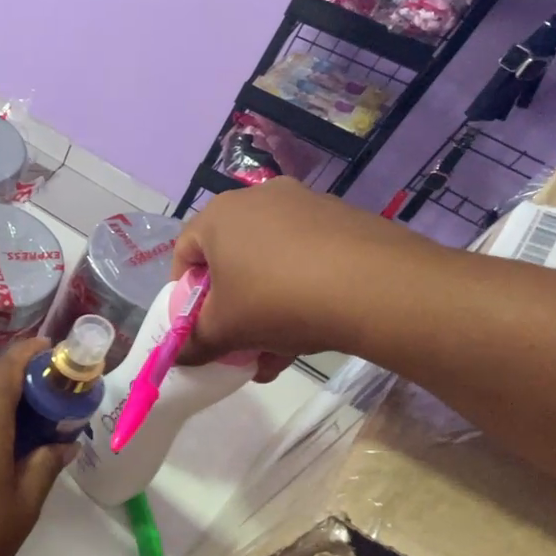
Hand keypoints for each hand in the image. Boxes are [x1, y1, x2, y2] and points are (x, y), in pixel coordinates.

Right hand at [171, 178, 438, 375]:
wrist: (379, 289)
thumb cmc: (277, 300)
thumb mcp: (224, 331)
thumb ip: (193, 343)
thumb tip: (176, 356)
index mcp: (219, 215)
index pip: (184, 253)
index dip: (186, 294)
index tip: (200, 325)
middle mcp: (260, 198)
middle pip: (230, 258)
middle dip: (231, 303)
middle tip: (238, 339)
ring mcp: (307, 205)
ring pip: (271, 262)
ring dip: (266, 304)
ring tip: (276, 350)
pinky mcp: (346, 220)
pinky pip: (307, 258)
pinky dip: (301, 291)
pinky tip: (311, 330)